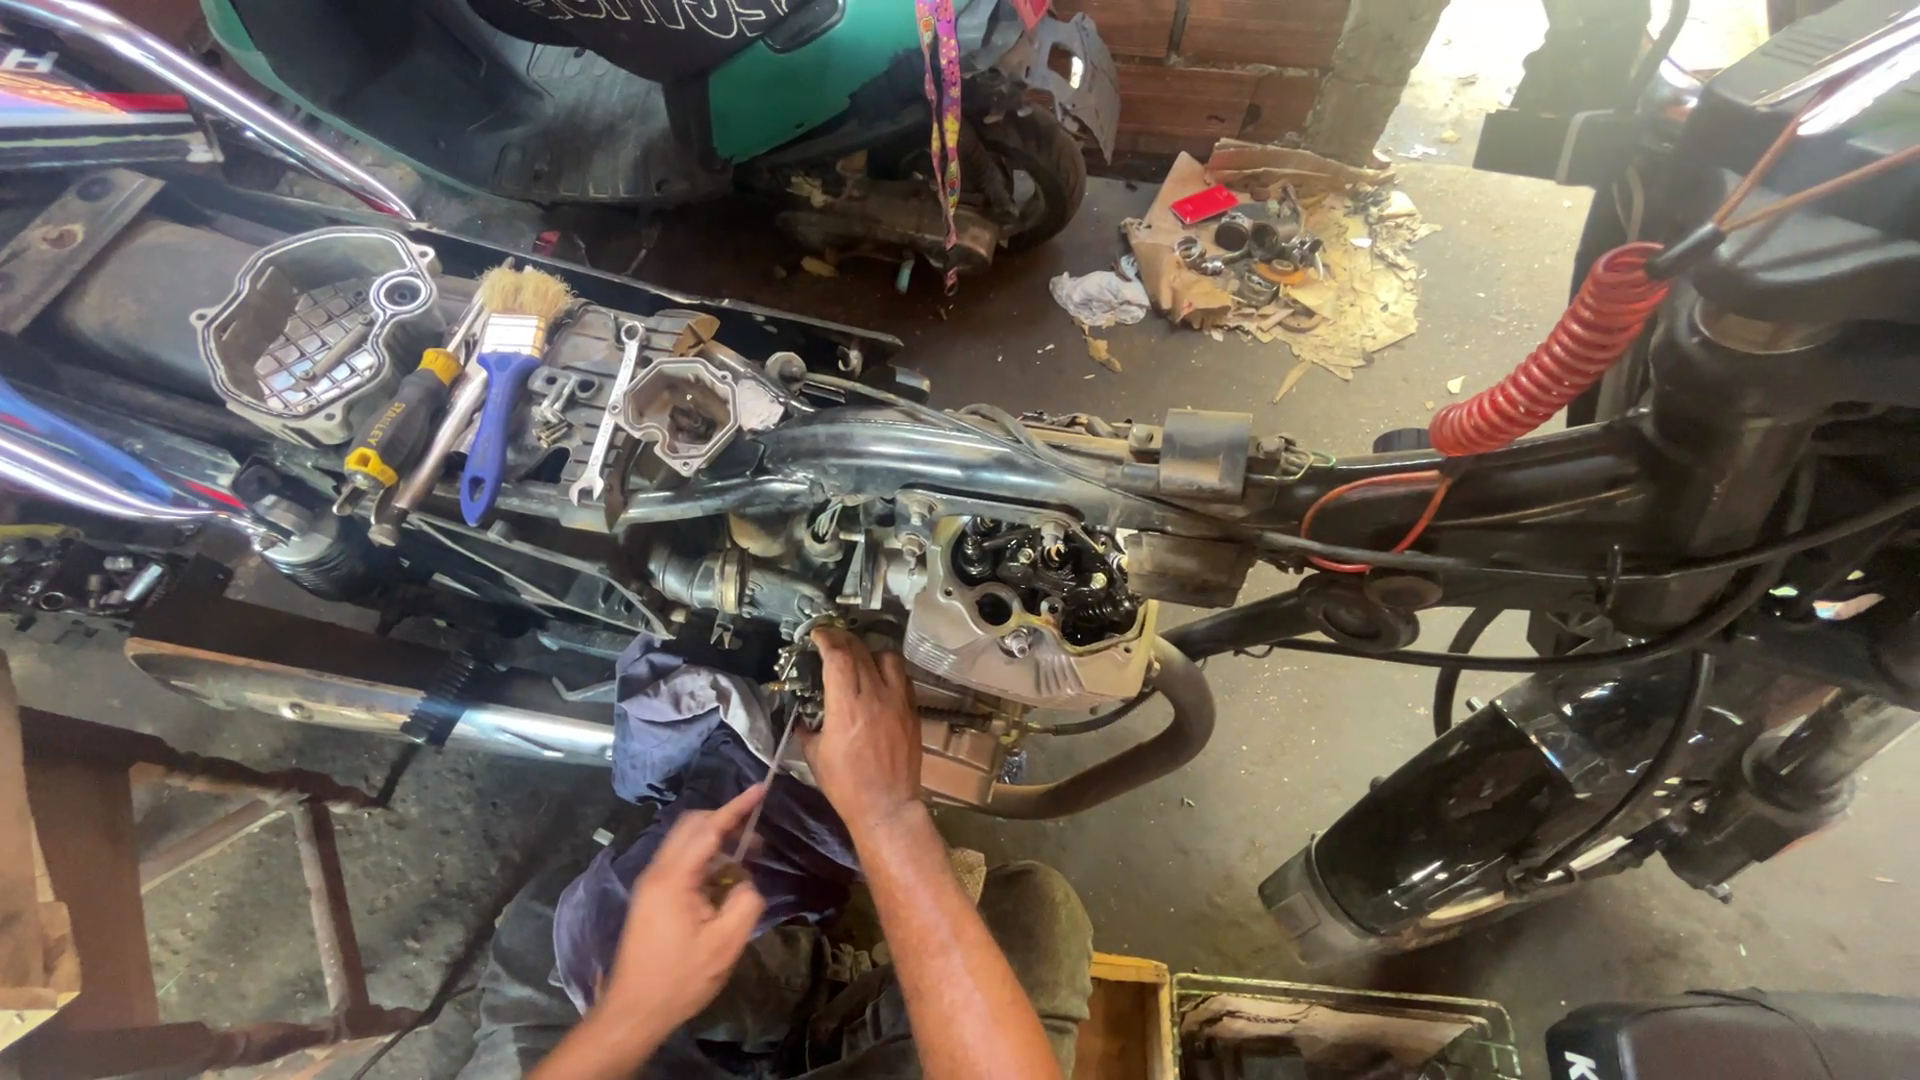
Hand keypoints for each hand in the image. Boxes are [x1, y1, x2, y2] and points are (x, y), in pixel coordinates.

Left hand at [594, 785, 766, 1049]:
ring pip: (684, 841)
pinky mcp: (651, 896)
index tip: (760, 789)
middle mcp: (657, 872)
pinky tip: (723, 876)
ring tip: (745, 853)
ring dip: (715, 838)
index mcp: (673, 878)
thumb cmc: (680, 978)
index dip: (737, 807)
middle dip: (725, 818)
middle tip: (756, 827)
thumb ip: (745, 903)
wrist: (633, 1013)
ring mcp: (650, 883)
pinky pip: (680, 859)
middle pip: (692, 825)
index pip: (708, 828)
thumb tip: (747, 882)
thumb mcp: (724, 944)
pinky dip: (704, 855)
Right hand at [801, 627, 923, 841]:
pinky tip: (879, 678)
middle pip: (861, 650)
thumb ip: (807, 727)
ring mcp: (899, 701)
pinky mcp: (913, 710)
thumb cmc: (846, 785)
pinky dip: (888, 670)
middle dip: (843, 640)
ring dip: (870, 651)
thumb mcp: (814, 754)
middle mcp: (876, 696)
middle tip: (831, 640)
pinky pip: (902, 677)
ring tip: (859, 657)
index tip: (817, 634)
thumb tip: (802, 714)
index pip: (839, 656)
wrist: (887, 806)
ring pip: (888, 657)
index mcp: (848, 705)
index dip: (827, 639)